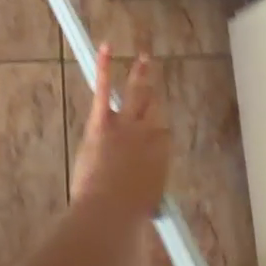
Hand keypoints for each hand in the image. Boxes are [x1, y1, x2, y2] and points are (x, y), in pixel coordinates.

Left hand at [69, 45, 169, 219]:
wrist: (110, 209)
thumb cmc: (128, 216)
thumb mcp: (147, 208)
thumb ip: (149, 199)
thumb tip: (150, 208)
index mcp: (162, 156)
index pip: (163, 135)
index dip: (156, 135)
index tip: (150, 137)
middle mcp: (149, 135)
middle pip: (153, 110)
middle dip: (153, 94)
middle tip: (155, 81)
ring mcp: (126, 125)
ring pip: (137, 94)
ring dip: (141, 75)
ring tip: (144, 58)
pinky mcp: (102, 122)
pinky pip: (104, 89)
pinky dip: (105, 67)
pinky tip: (106, 48)